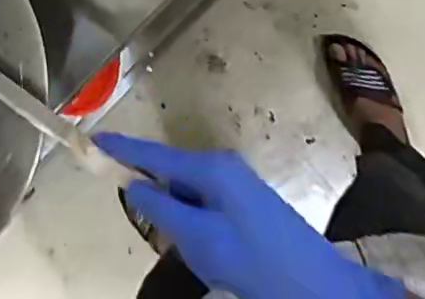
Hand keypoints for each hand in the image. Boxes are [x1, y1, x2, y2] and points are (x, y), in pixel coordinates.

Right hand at [97, 135, 406, 298]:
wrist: (333, 297)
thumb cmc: (261, 266)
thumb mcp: (202, 242)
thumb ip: (161, 210)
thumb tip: (135, 187)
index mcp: (210, 168)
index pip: (152, 153)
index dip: (120, 149)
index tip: (91, 140)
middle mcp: (223, 166)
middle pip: (170, 173)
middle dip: (158, 199)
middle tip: (160, 233)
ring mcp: (240, 184)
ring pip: (189, 193)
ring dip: (182, 219)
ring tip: (199, 256)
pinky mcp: (252, 204)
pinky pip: (208, 206)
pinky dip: (200, 226)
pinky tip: (216, 257)